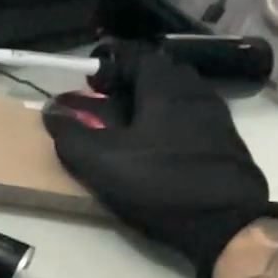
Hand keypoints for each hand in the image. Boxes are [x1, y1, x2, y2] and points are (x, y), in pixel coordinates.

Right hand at [45, 46, 277, 277]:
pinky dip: (167, 122)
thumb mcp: (101, 162)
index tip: (90, 83)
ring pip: (176, 95)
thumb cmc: (158, 183)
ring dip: (148, 103)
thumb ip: (71, 135)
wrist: (226, 221)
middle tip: (104, 103)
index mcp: (165, 89)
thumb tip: (51, 111)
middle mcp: (194, 92)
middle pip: (159, 73)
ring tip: (126, 127)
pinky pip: (190, 116)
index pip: (137, 56)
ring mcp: (215, 116)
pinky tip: (155, 147)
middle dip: (128, 82)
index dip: (109, 65)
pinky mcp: (225, 141)